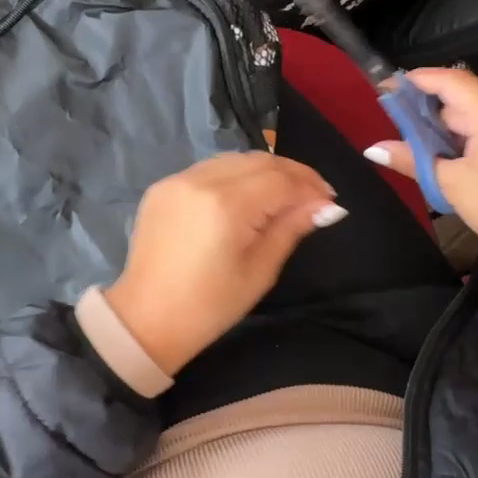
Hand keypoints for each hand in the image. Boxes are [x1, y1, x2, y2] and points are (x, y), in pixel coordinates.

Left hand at [104, 152, 342, 374]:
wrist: (146, 318)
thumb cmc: (209, 306)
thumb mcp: (259, 271)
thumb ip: (291, 229)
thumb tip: (326, 205)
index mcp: (226, 205)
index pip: (279, 180)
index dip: (309, 186)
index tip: (330, 201)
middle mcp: (200, 180)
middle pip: (258, 160)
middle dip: (291, 173)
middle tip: (315, 194)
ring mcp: (177, 179)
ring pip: (233, 159)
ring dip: (263, 170)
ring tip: (285, 193)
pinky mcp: (163, 185)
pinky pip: (208, 169)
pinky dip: (234, 175)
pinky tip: (247, 195)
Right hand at [364, 68, 477, 300]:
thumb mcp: (454, 187)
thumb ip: (412, 159)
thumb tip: (371, 149)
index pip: (451, 81)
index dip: (417, 80)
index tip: (390, 88)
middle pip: (466, 101)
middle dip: (438, 119)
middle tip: (416, 145)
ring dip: (461, 132)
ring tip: (450, 165)